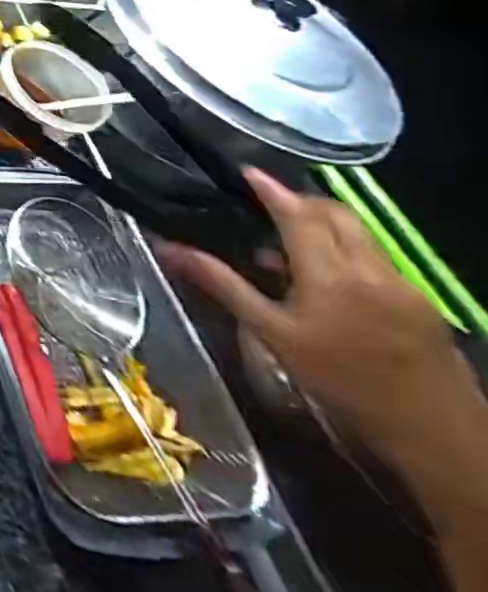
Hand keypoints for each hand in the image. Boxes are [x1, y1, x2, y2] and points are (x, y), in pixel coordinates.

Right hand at [155, 167, 476, 450]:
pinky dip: (341, 253)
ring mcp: (404, 287)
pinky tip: (316, 280)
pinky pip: (374, 261)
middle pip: (339, 217)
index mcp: (333, 276)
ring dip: (321, 228)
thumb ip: (222, 284)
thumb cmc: (339, 380)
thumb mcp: (270, 333)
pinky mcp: (419, 303)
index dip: (273, 191)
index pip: (301, 217)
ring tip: (279, 247)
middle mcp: (374, 272)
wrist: (434, 430)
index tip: (247, 172)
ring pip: (360, 237)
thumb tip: (168, 248)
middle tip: (262, 203)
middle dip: (302, 202)